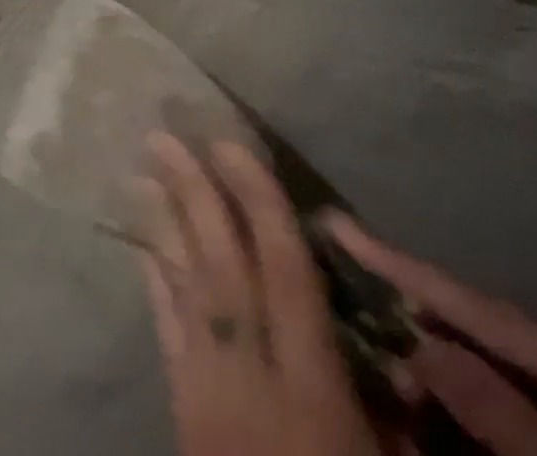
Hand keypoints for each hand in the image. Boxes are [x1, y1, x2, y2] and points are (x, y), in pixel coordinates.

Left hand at [140, 132, 387, 455]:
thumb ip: (397, 404)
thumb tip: (394, 341)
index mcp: (312, 382)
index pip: (282, 271)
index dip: (258, 202)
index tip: (232, 146)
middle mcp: (247, 368)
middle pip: (219, 263)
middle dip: (193, 194)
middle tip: (163, 134)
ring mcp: (203, 380)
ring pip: (183, 283)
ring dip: (162, 221)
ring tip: (142, 168)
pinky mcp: (180, 399)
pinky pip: (164, 327)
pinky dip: (153, 277)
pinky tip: (140, 239)